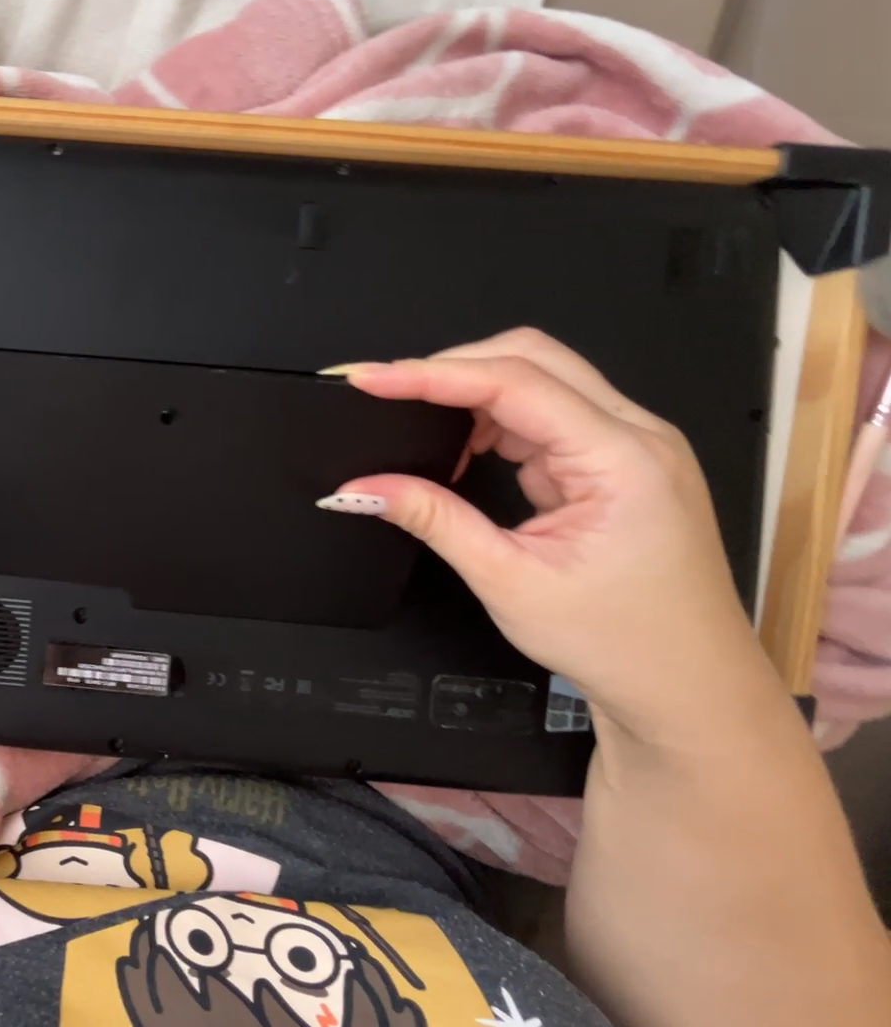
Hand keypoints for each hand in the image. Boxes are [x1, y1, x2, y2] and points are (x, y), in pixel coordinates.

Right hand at [319, 328, 780, 742]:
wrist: (686, 685)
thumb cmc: (618, 639)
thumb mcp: (506, 578)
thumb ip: (431, 519)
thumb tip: (358, 488)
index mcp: (623, 460)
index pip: (513, 383)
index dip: (431, 374)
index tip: (368, 379)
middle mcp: (636, 436)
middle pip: (531, 358)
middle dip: (449, 367)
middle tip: (381, 390)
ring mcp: (628, 445)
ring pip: (536, 378)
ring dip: (467, 392)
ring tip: (410, 424)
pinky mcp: (611, 461)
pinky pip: (541, 414)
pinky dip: (487, 420)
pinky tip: (456, 451)